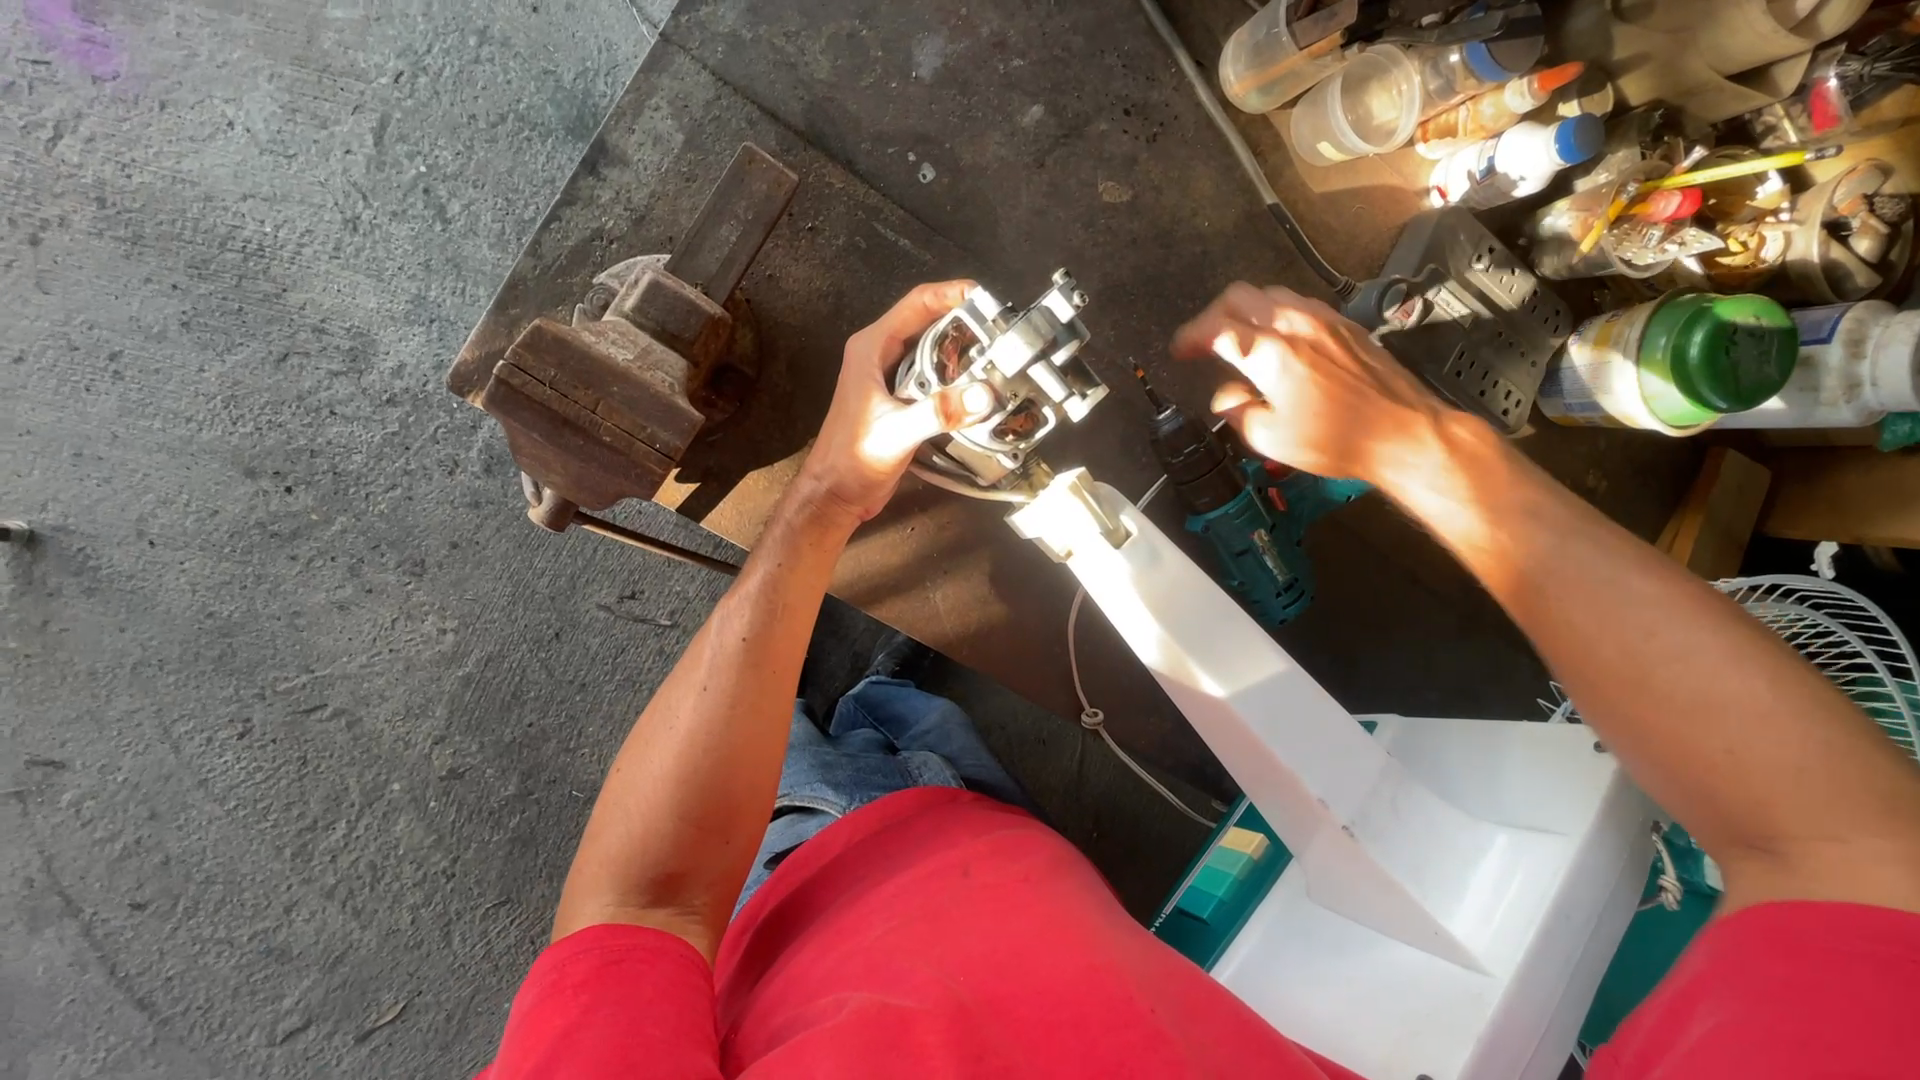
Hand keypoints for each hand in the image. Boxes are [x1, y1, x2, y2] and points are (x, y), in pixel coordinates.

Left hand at [795, 281, 999, 522]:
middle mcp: (879, 357)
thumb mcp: (897, 432)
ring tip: (997, 358)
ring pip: (932, 352)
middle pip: (928, 324)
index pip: (916, 304)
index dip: (952, 294)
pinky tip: (978, 391)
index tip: (986, 299)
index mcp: (871, 349)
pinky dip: (955, 380)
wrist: (836, 495)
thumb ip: (938, 412)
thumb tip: (981, 394)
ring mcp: (889, 379)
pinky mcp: (900, 402)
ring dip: (962, 353)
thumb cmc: (851, 460)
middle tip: (1000, 332)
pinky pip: (933, 379)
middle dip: (964, 323)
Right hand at [1170, 284, 1454, 488]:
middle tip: (1203, 340)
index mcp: (1270, 353)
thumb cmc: (1335, 441)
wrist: (1404, 431)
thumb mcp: (1270, 438)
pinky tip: (1278, 339)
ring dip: (1246, 311)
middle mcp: (1295, 325)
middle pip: (1241, 297)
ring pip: (1271, 296)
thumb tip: (1227, 396)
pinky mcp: (1345, 326)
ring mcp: (1324, 320)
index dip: (1191, 336)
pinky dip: (1276, 315)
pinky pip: (1299, 305)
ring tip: (1238, 336)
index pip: (1217, 329)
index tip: (1179, 351)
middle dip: (1213, 315)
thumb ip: (1238, 410)